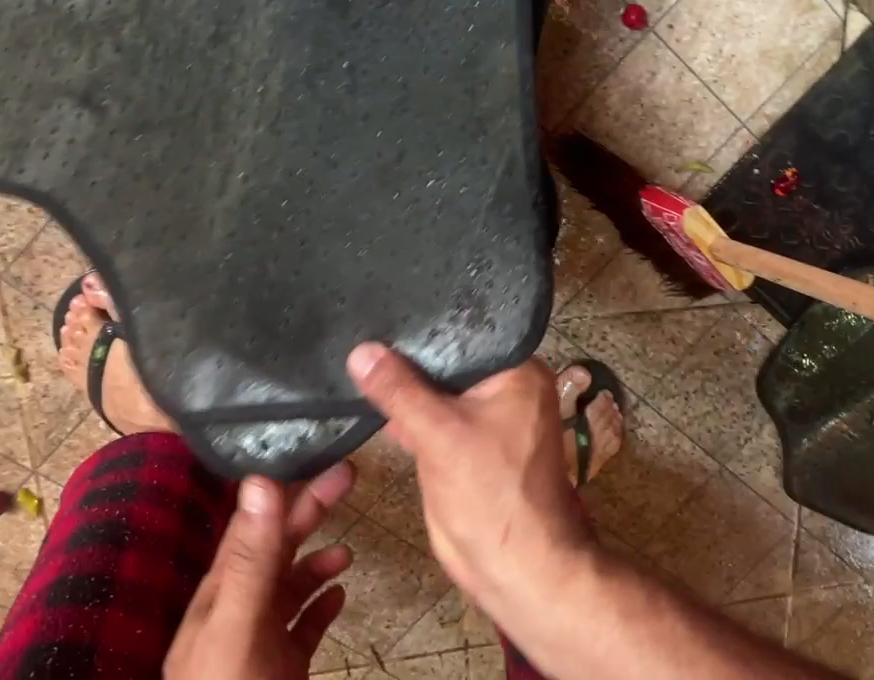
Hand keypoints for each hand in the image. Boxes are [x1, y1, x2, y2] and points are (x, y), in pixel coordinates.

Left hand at [164, 465, 356, 679]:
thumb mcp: (238, 627)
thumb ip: (252, 558)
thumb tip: (259, 480)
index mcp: (221, 594)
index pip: (256, 524)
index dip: (287, 488)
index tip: (318, 455)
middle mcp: (238, 611)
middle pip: (277, 547)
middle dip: (310, 511)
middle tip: (349, 478)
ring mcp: (258, 643)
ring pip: (291, 586)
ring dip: (317, 560)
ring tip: (347, 551)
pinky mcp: (280, 670)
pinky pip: (302, 627)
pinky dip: (321, 606)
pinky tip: (340, 595)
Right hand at [346, 344, 593, 609]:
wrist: (514, 568)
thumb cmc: (492, 494)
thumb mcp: (440, 435)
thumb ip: (400, 392)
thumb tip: (361, 351)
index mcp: (517, 371)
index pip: (469, 329)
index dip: (429, 319)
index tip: (386, 304)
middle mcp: (505, 386)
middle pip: (450, 357)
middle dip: (411, 350)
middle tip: (362, 323)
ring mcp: (485, 415)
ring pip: (438, 387)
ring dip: (405, 382)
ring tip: (356, 351)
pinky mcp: (465, 442)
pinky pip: (432, 414)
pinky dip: (407, 410)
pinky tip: (369, 395)